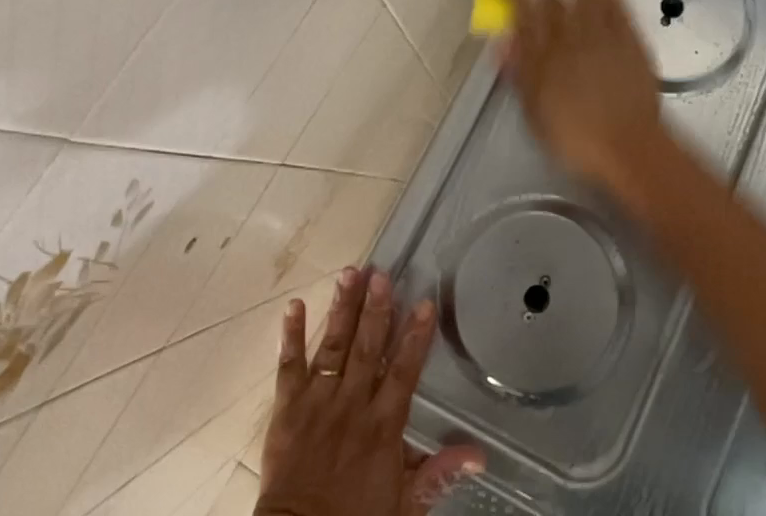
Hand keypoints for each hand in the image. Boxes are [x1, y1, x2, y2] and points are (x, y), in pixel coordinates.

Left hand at [256, 268, 483, 515]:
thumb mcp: (404, 504)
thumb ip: (438, 475)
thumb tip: (479, 456)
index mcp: (382, 426)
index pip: (404, 372)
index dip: (415, 337)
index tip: (424, 303)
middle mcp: (351, 405)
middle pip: (367, 349)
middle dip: (376, 310)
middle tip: (382, 274)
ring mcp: (316, 402)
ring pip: (332, 346)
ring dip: (341, 309)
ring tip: (349, 273)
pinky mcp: (286, 408)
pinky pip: (289, 366)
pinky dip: (291, 336)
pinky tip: (295, 305)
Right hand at [500, 0, 672, 206]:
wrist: (629, 145)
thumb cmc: (576, 137)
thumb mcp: (535, 112)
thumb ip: (520, 75)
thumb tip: (502, 43)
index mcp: (545, 58)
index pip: (526, 14)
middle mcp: (573, 41)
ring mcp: (605, 39)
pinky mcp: (632, 43)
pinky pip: (620, 9)